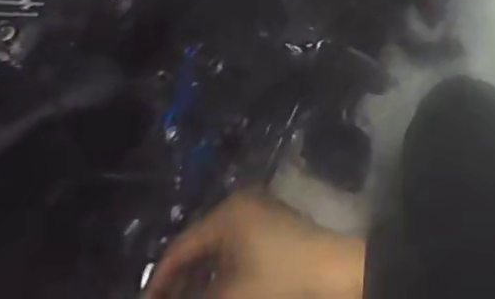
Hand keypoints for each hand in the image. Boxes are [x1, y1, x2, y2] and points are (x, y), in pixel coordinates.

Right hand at [145, 192, 365, 298]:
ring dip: (200, 278)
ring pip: (216, 249)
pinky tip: (214, 291)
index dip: (160, 280)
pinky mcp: (273, 228)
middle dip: (179, 280)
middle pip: (198, 245)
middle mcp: (240, 205)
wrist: (334, 273)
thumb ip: (196, 298)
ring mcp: (259, 214)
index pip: (181, 246)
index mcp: (227, 213)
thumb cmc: (278, 280)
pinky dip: (221, 272)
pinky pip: (234, 249)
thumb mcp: (231, 295)